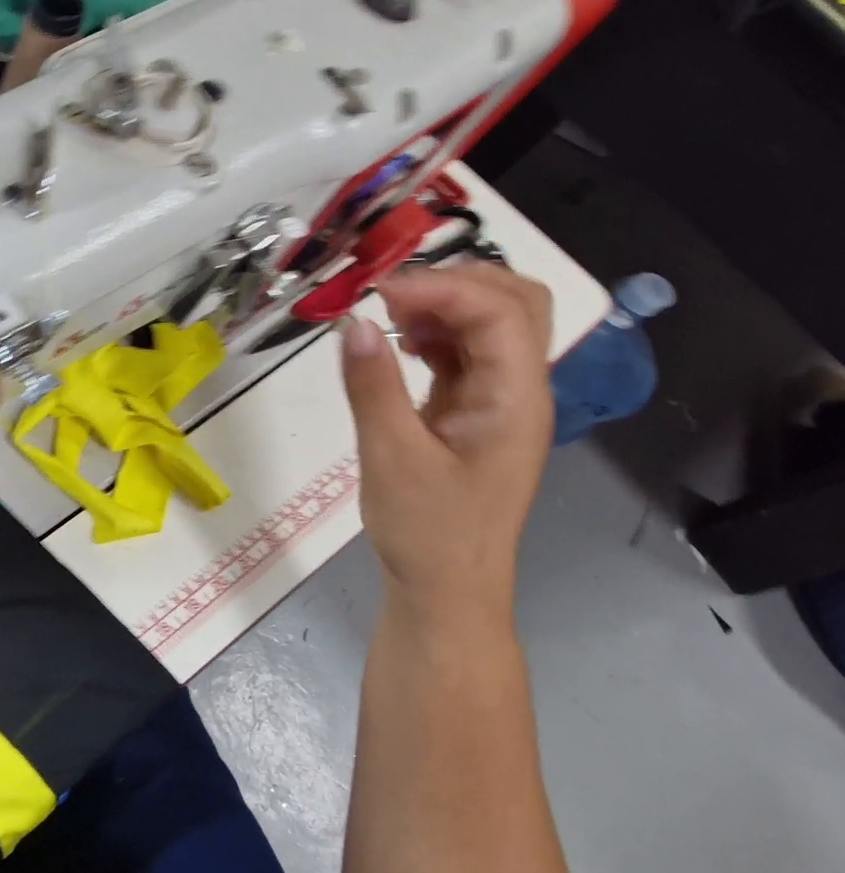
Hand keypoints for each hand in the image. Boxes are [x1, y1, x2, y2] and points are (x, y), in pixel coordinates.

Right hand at [340, 264, 553, 610]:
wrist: (446, 588)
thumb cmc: (425, 530)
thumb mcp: (390, 457)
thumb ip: (373, 387)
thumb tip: (351, 325)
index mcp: (515, 399)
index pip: (498, 313)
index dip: (442, 289)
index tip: (376, 293)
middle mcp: (521, 390)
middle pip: (516, 304)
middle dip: (456, 284)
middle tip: (388, 294)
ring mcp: (502, 402)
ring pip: (495, 326)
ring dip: (446, 307)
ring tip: (387, 316)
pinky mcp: (477, 416)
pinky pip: (469, 357)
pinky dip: (437, 337)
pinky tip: (398, 346)